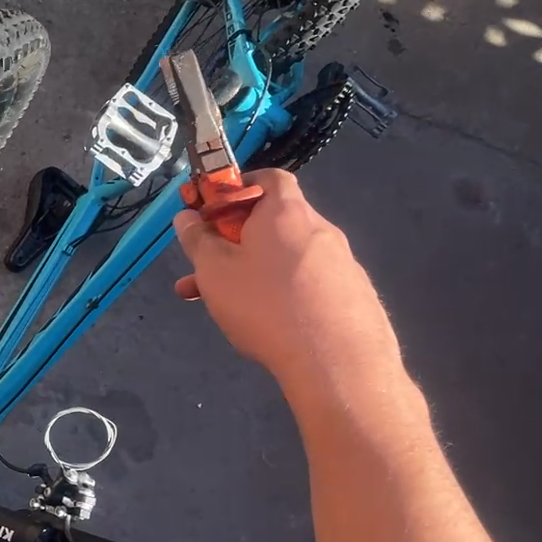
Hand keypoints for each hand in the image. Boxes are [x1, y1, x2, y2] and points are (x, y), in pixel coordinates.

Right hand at [172, 169, 398, 385]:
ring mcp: (342, 263)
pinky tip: (265, 322)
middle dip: (233, 240)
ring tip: (221, 303)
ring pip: (284, 257)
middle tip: (204, 267)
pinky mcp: (353, 295)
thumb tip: (188, 216)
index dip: (238, 186)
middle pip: (272, 223)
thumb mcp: (214, 271)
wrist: (337, 363)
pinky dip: (281, 291)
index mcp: (285, 214)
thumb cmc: (265, 304)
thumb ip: (198, 240)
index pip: (268, 178)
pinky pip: (307, 282)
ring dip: (251, 271)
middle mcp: (319, 230)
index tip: (212, 208)